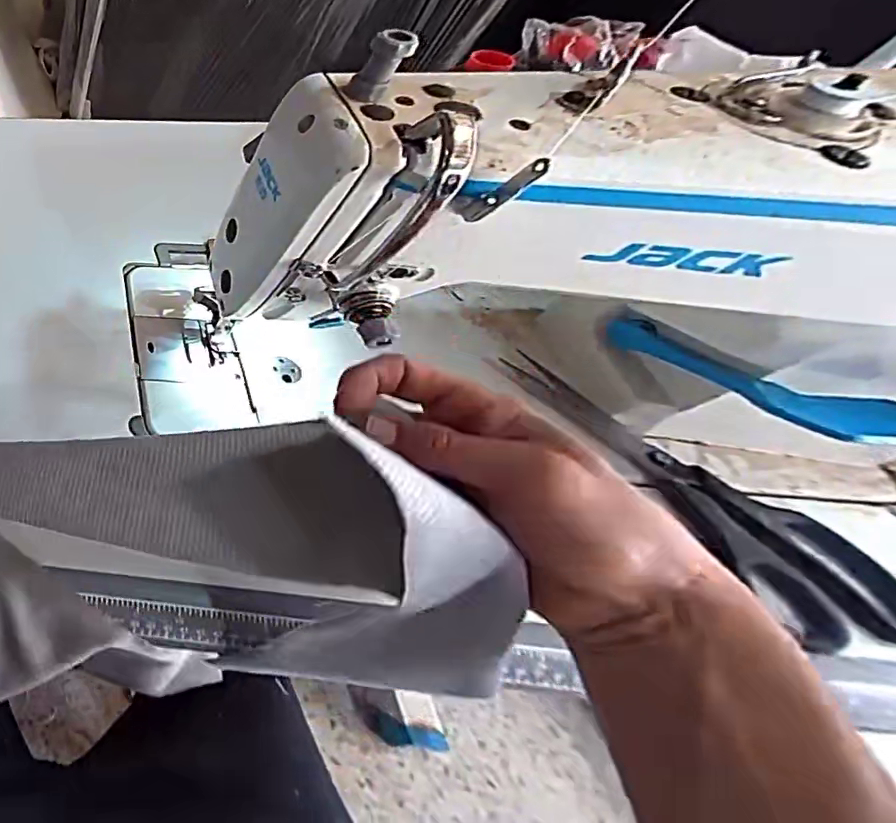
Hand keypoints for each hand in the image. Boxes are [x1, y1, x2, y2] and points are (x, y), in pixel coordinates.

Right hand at [335, 355, 725, 649]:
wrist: (637, 609)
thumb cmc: (610, 529)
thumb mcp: (533, 472)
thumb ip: (451, 446)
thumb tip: (376, 424)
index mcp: (485, 415)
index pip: (409, 376)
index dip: (370, 379)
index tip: (346, 403)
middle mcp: (460, 442)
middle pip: (388, 415)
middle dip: (361, 423)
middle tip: (348, 448)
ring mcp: (451, 482)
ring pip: (389, 459)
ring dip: (372, 466)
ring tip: (366, 483)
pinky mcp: (445, 520)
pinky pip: (400, 500)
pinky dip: (384, 501)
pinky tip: (381, 510)